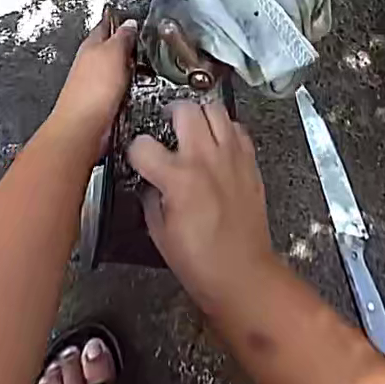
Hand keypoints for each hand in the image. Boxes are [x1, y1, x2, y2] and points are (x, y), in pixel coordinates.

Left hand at [46, 15, 137, 150]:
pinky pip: (118, 88)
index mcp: (91, 45)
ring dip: (128, 66)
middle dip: (126, 44)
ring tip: (145, 63)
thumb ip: (122, 37)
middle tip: (143, 39)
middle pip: (110, 47)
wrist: (83, 128)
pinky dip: (127, 85)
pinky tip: (136, 87)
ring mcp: (95, 83)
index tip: (130, 16)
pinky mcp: (101, 102)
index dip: (118, 19)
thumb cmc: (93, 90)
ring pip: (115, 68)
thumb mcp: (113, 54)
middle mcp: (90, 62)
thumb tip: (129, 23)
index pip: (105, 25)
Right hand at [127, 96, 278, 307]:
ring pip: (214, 109)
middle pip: (184, 109)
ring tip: (193, 126)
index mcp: (178, 179)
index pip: (143, 144)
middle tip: (166, 124)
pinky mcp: (249, 162)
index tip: (138, 155)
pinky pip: (237, 129)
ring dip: (199, 114)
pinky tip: (217, 143)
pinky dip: (225, 129)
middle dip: (169, 113)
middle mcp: (205, 160)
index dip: (135, 149)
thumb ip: (150, 197)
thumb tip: (149, 182)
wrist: (243, 275)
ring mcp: (230, 157)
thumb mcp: (159, 232)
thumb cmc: (204, 262)